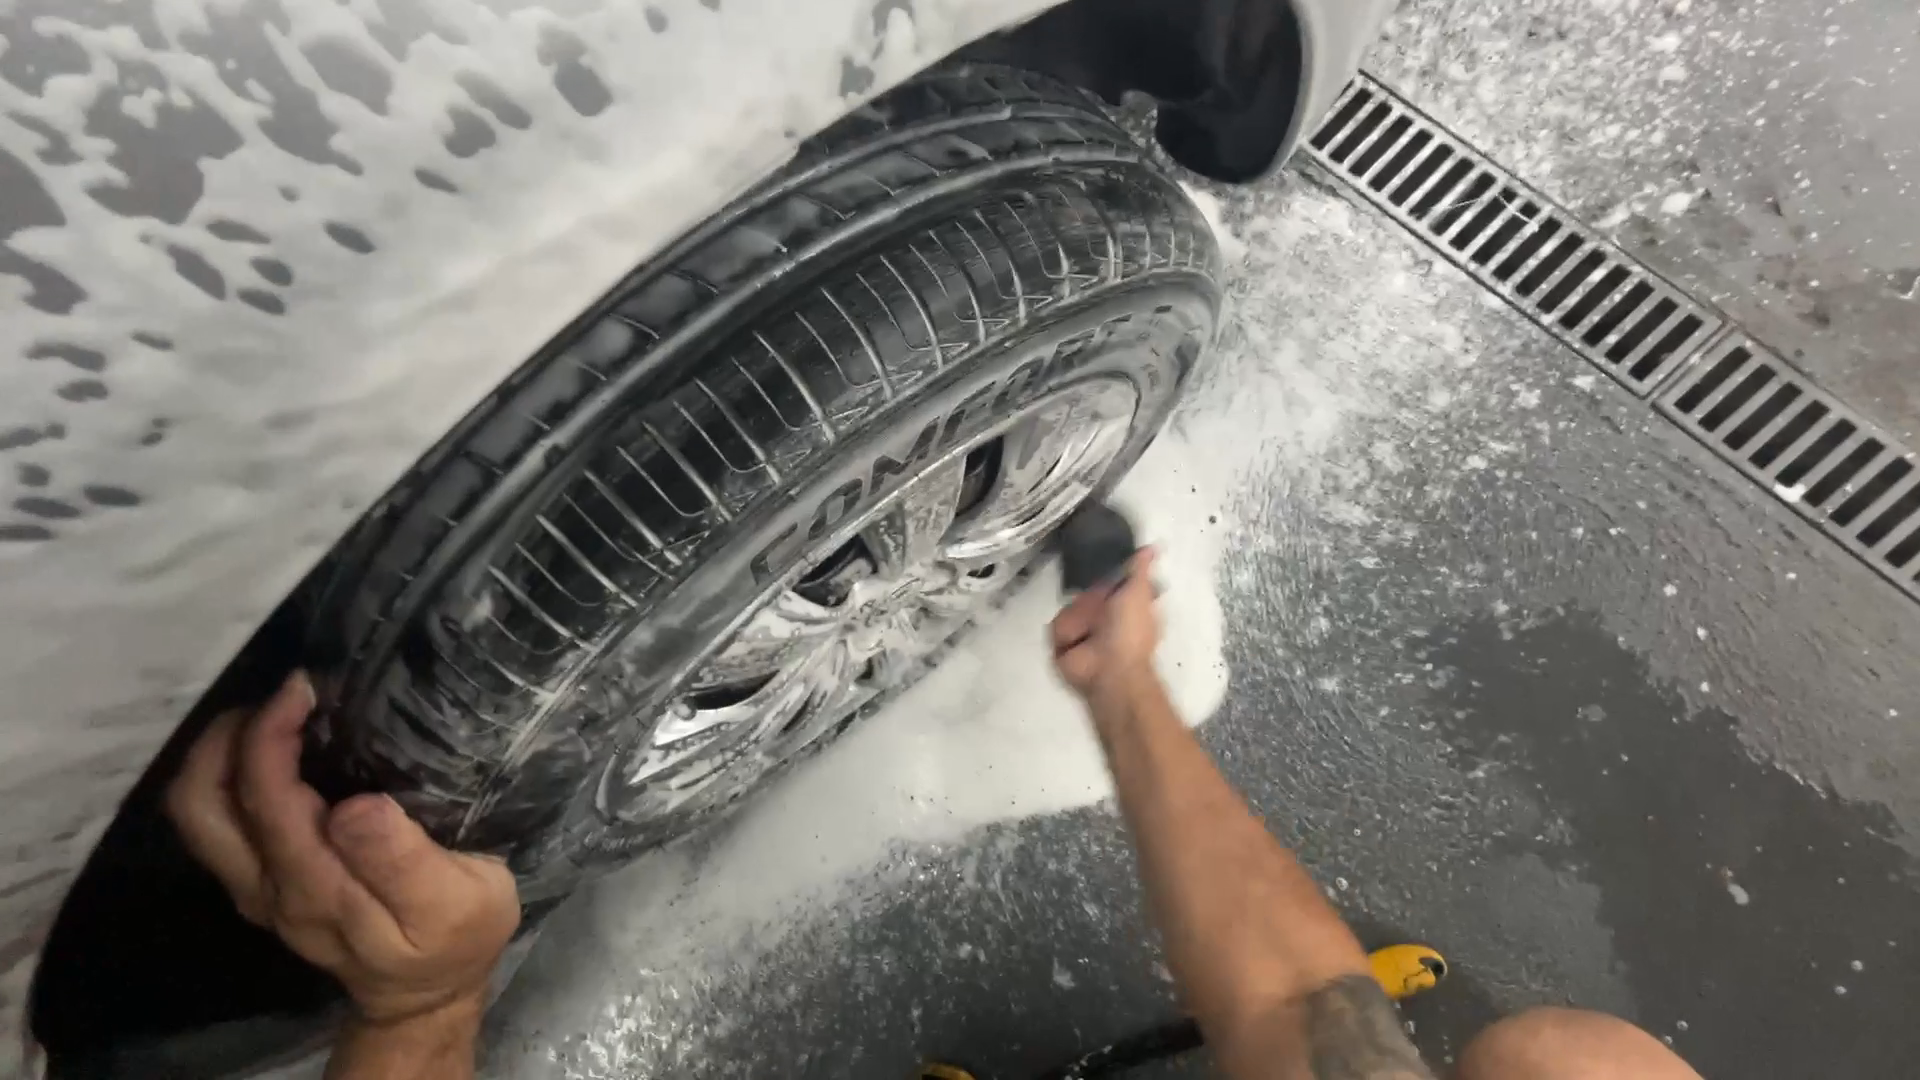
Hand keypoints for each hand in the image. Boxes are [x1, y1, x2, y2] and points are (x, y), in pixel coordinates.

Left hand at [164, 671, 520, 1026]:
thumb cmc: (456, 935)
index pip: (263, 798)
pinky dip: (238, 777)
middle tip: (287, 692)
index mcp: (313, 882)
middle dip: (228, 737)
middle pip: (203, 806)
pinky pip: (227, 824)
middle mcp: (269, 885)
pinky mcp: (273, 885)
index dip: (269, 737)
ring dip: (224, 755)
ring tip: (279, 710)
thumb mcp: (451, 901)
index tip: (308, 687)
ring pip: (204, 816)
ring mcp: (263, 888)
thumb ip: (400, 861)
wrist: (426, 993)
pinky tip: (288, 751)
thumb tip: (354, 806)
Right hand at [1049, 548, 1160, 697]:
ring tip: (1087, 634)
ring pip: (1069, 608)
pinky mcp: (1063, 643)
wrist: (1109, 671)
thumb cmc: (1130, 632)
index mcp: (1124, 606)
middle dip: (1090, 600)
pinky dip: (1066, 633)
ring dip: (1078, 620)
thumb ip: (1139, 570)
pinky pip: (1056, 626)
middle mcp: (1103, 617)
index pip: (1108, 582)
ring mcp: (1082, 631)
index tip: (1101, 575)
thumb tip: (1151, 546)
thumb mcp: (1138, 594)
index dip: (1104, 580)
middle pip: (1085, 593)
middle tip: (1099, 612)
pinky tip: (1076, 643)